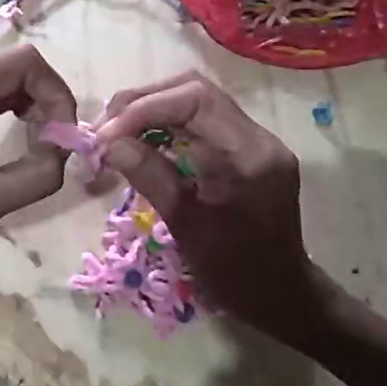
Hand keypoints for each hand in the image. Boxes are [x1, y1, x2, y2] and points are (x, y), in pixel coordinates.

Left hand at [0, 45, 76, 277]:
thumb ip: (35, 176)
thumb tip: (67, 151)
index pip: (22, 62)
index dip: (56, 93)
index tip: (66, 137)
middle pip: (15, 66)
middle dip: (47, 101)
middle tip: (58, 145)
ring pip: (4, 77)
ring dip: (33, 105)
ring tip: (44, 144)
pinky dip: (15, 110)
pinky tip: (24, 136)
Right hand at [93, 72, 337, 343]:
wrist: (281, 294)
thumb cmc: (233, 272)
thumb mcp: (184, 225)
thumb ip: (149, 175)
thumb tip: (109, 142)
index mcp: (248, 157)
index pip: (195, 100)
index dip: (144, 107)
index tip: (106, 134)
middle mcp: (259, 138)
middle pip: (196, 91)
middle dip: (144, 102)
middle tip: (105, 128)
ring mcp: (258, 141)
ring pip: (199, 100)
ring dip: (154, 109)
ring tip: (117, 132)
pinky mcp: (250, 149)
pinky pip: (205, 121)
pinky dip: (169, 123)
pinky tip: (144, 140)